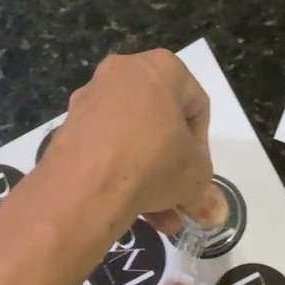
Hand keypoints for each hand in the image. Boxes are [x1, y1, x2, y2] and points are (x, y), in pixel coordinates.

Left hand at [48, 50, 224, 228]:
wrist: (83, 187)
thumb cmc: (152, 164)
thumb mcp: (194, 180)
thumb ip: (206, 191)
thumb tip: (216, 211)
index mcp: (161, 68)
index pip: (196, 106)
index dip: (202, 147)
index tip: (197, 176)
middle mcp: (123, 72)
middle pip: (160, 123)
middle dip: (172, 167)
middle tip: (179, 198)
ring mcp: (91, 98)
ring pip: (132, 139)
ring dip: (148, 176)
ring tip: (157, 216)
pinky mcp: (69, 125)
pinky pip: (105, 147)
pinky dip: (119, 172)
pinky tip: (128, 207)